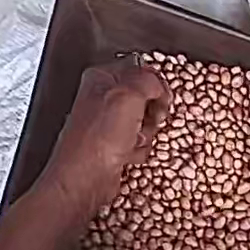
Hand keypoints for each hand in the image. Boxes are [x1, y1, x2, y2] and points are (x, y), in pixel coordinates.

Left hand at [39, 60, 168, 214]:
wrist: (86, 178)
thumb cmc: (97, 139)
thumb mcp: (129, 96)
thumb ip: (148, 81)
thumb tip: (159, 85)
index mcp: (103, 78)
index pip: (141, 71)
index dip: (156, 85)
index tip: (162, 97)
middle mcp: (104, 99)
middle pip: (147, 99)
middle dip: (152, 114)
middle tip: (145, 120)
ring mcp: (110, 124)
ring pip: (146, 123)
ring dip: (146, 134)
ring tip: (132, 140)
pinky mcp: (115, 145)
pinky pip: (141, 143)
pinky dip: (140, 150)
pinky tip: (127, 154)